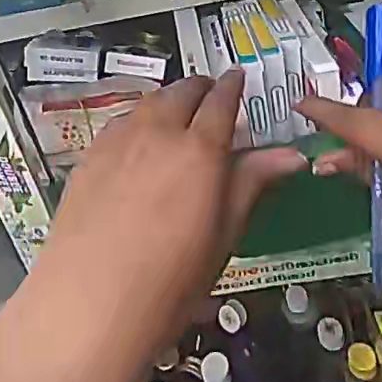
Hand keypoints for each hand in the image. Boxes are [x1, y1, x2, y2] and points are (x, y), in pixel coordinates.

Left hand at [29, 71, 304, 360]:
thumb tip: (292, 154)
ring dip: (169, 99)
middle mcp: (158, 132)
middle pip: (182, 92)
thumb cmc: (171, 281)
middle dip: (201, 88)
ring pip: (149, 102)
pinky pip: (122, 121)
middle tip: (212, 96)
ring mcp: (118, 141)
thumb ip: (251, 183)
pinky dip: (139, 118)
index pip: (222, 102)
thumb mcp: (223, 235)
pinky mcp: (89, 156)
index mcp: (200, 150)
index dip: (233, 87)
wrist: (89, 303)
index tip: (239, 78)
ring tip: (177, 113)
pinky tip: (139, 139)